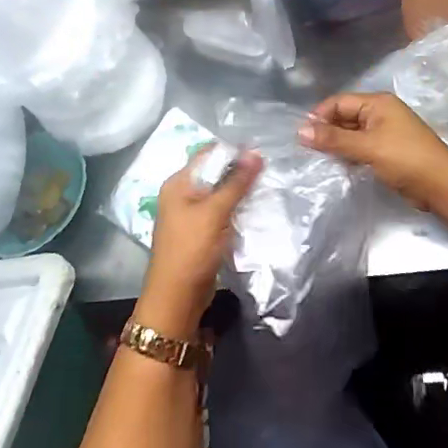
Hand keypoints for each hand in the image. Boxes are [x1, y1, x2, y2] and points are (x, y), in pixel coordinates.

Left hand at [137, 146, 261, 337]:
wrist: (177, 297)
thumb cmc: (192, 249)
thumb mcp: (215, 211)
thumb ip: (236, 181)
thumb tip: (256, 152)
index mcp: (178, 183)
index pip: (209, 153)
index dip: (234, 150)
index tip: (263, 151)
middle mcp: (182, 193)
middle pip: (215, 172)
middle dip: (240, 170)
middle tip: (270, 168)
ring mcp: (191, 213)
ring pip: (221, 192)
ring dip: (241, 190)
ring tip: (268, 185)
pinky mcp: (201, 230)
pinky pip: (222, 210)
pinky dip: (237, 207)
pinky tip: (256, 206)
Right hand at [298, 93, 447, 212]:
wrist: (441, 185)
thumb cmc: (405, 159)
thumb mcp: (367, 147)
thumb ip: (333, 138)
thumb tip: (299, 130)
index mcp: (378, 103)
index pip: (339, 102)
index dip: (319, 116)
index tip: (300, 136)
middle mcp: (381, 113)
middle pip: (345, 116)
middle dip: (326, 131)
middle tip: (305, 150)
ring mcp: (385, 132)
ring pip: (352, 133)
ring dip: (337, 144)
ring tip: (317, 159)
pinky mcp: (388, 151)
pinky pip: (361, 147)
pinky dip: (349, 154)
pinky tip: (337, 166)